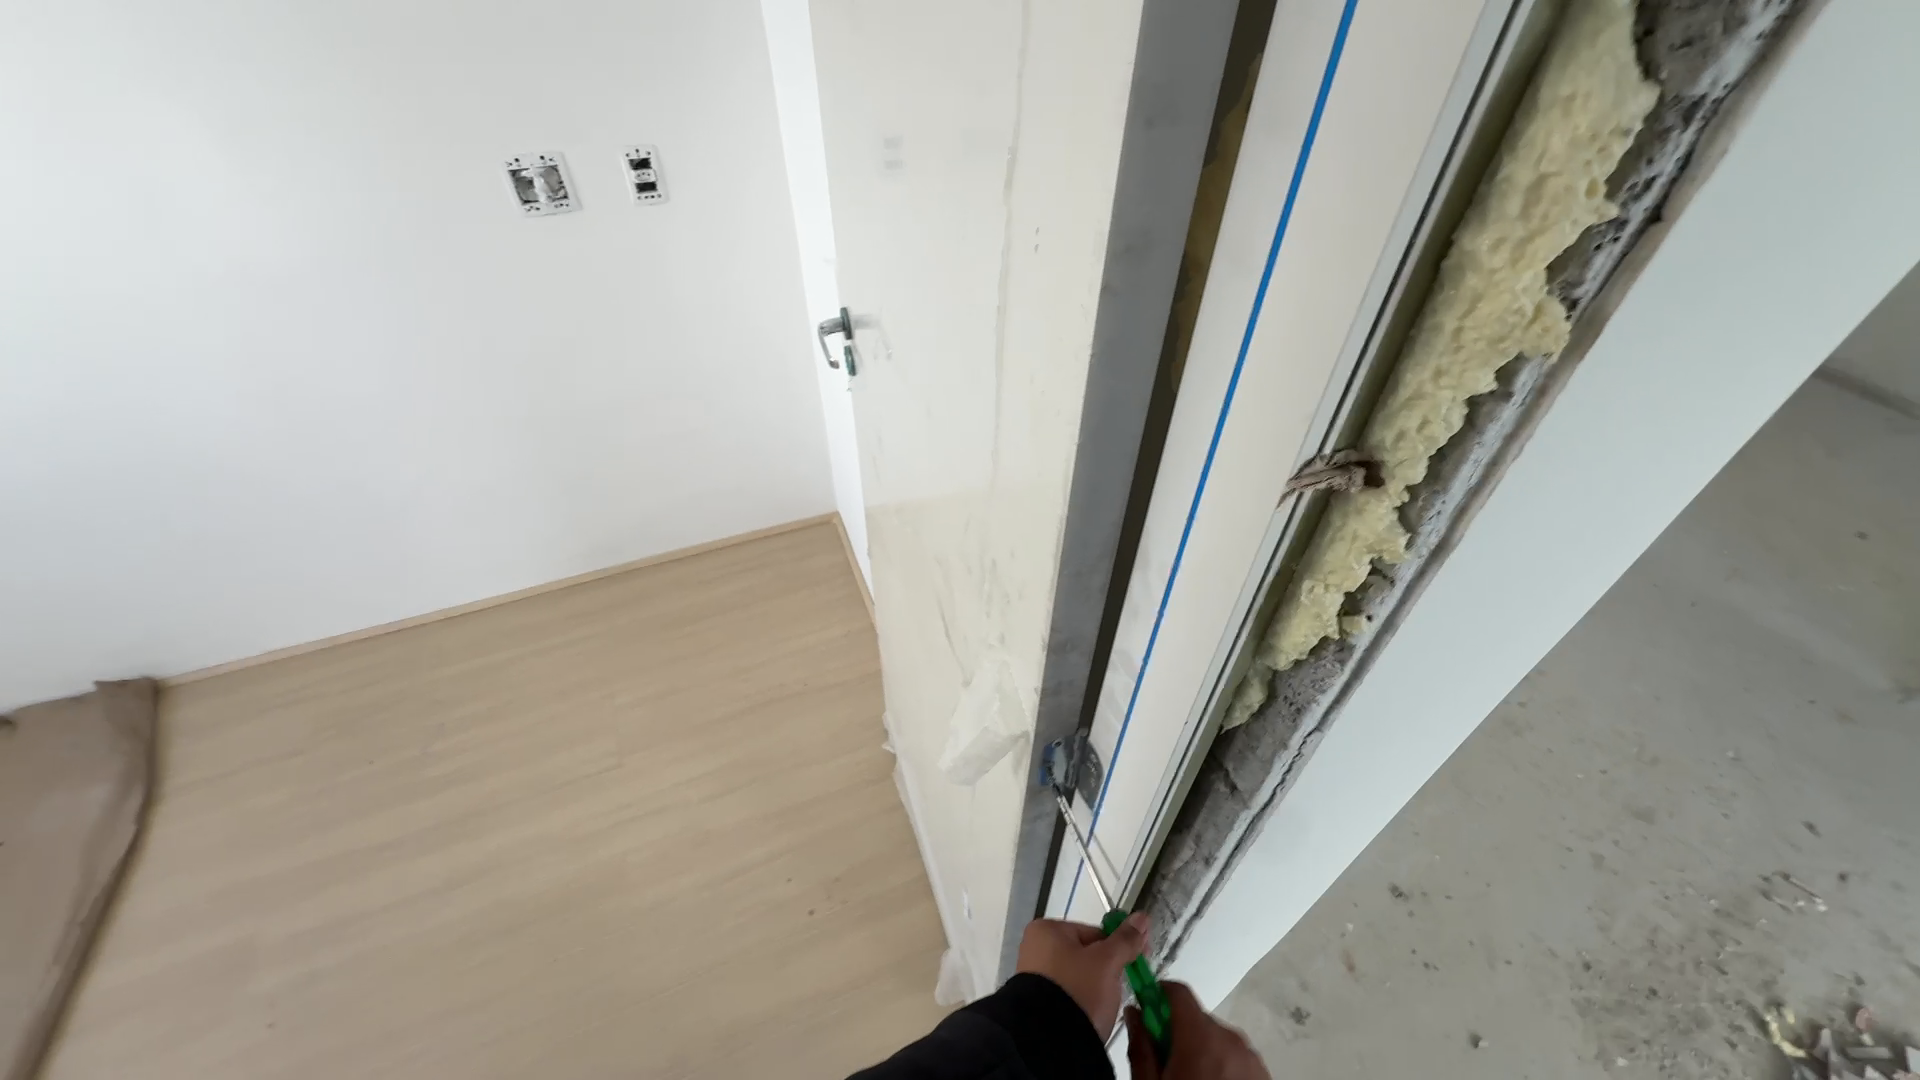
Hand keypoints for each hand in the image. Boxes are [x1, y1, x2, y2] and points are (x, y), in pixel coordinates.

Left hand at [1014, 915, 1148, 1038]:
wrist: (1050, 1041)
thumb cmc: (1078, 990)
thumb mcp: (1107, 962)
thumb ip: (1125, 940)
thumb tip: (1141, 917)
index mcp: (1047, 929)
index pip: (1094, 932)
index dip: (1118, 947)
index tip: (1137, 962)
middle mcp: (1035, 948)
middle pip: (1086, 954)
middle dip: (1106, 970)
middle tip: (1120, 988)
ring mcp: (1034, 977)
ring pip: (1079, 977)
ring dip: (1096, 988)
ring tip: (1106, 1005)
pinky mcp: (1037, 1002)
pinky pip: (1069, 995)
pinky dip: (1082, 1002)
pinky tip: (1092, 1015)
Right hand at [1125, 981, 1269, 1079]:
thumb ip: (1141, 1047)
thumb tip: (1134, 1013)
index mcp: (1199, 1037)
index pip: (1177, 991)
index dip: (1158, 995)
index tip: (1147, 1011)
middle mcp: (1230, 1039)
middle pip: (1196, 1018)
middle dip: (1179, 1032)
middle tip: (1167, 1063)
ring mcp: (1252, 1058)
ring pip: (1216, 1038)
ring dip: (1202, 1050)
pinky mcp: (1265, 1074)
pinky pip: (1237, 1057)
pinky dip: (1223, 1065)